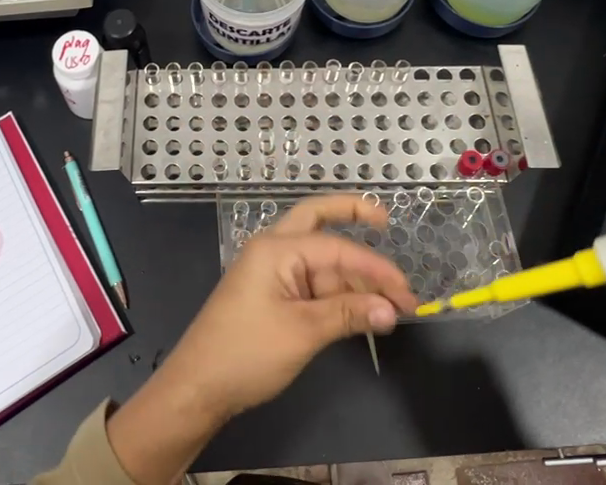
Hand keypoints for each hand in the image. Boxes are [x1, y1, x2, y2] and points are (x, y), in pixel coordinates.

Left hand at [107, 195, 413, 483]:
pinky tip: (364, 310)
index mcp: (275, 249)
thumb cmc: (246, 352)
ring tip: (392, 305)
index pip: (336, 248)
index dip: (375, 268)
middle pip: (318, 222)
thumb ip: (348, 314)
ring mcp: (273, 274)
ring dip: (354, 277)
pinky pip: (313, 284)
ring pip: (321, 261)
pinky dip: (339, 294)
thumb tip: (391, 309)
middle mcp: (274, 251)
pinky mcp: (274, 297)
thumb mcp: (302, 332)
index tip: (407, 293)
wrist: (198, 387)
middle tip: (386, 220)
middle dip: (351, 217)